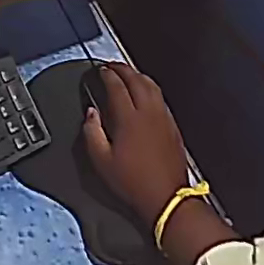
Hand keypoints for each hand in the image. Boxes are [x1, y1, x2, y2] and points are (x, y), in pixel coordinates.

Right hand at [80, 63, 193, 225]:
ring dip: (138, 75)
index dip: (107, 75)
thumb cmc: (132, 181)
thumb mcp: (101, 160)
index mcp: (129, 119)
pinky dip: (150, 88)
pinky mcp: (173, 126)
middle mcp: (148, 113)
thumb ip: (92, 132)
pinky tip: (144, 93)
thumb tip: (91, 113)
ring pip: (152, 86)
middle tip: (112, 66)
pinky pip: (161, 98)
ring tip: (128, 73)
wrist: (167, 199)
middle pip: (136, 80)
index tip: (100, 70)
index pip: (117, 86)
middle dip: (123, 69)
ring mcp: (163, 118)